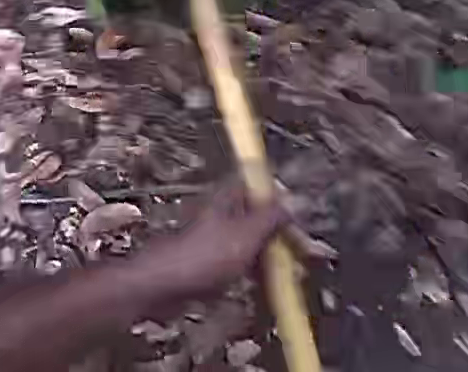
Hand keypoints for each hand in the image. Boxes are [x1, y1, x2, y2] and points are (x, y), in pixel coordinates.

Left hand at [131, 186, 287, 300]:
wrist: (167, 282)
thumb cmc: (206, 255)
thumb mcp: (246, 235)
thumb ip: (269, 218)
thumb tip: (291, 201)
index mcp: (226, 197)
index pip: (255, 185)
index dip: (277, 198)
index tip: (297, 218)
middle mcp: (220, 211)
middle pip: (255, 214)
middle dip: (278, 231)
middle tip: (300, 253)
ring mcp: (214, 235)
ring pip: (249, 239)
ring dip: (269, 252)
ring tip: (289, 271)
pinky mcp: (210, 258)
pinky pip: (240, 259)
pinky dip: (255, 268)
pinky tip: (266, 283)